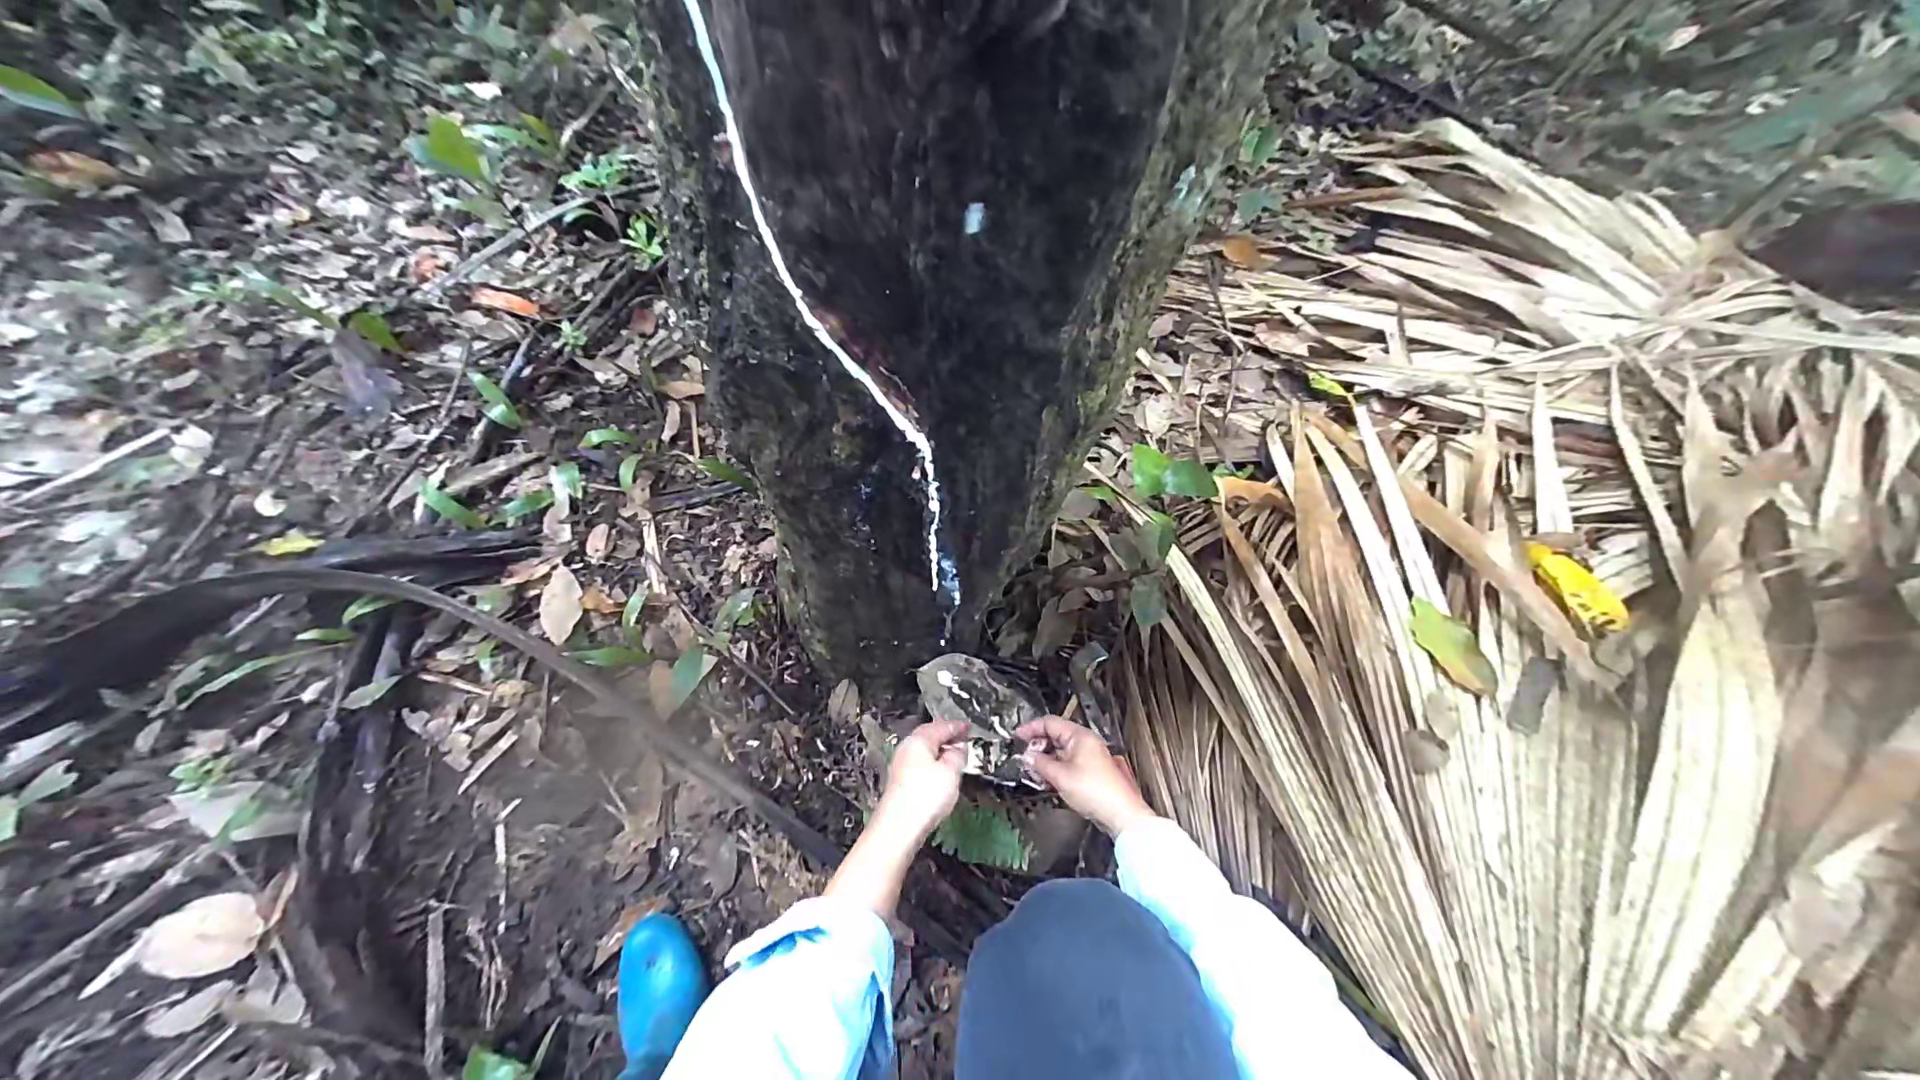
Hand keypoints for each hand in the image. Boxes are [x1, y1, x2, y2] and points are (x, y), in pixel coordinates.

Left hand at [873, 719, 968, 841]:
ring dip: (939, 751)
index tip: (967, 727)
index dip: (957, 726)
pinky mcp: (900, 781)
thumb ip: (958, 755)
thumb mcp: (951, 771)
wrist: (898, 826)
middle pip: (929, 735)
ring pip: (924, 750)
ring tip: (954, 757)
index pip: (941, 726)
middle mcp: (906, 748)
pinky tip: (940, 774)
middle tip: (962, 738)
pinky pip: (919, 764)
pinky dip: (932, 763)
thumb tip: (959, 747)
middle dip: (946, 736)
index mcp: (919, 740)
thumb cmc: (923, 797)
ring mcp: (901, 765)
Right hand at [1016, 716, 1156, 835]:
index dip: (1031, 728)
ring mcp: (1089, 756)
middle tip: (1025, 757)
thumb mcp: (1060, 776)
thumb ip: (1040, 763)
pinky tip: (1048, 779)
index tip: (1017, 736)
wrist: (1120, 814)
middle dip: (1038, 746)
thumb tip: (1027, 756)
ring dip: (1046, 759)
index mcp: (1079, 736)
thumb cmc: (1094, 791)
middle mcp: (1086, 742)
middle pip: (1056, 736)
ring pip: (1061, 751)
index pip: (1050, 723)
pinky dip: (1056, 768)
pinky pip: (1068, 763)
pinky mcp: (1091, 771)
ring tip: (1034, 771)